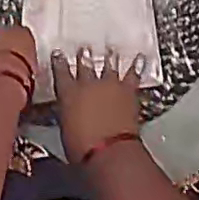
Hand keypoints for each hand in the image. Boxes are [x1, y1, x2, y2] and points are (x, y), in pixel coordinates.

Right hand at [53, 48, 144, 163]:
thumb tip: (71, 114)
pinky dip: (137, 64)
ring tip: (110, 49)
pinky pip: (134, 73)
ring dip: (109, 57)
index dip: (59, 62)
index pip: (61, 73)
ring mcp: (110, 84)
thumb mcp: (66, 130)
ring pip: (109, 64)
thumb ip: (68, 115)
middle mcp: (89, 84)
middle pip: (85, 64)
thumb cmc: (81, 149)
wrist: (108, 151)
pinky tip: (140, 57)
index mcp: (69, 94)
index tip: (58, 54)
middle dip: (85, 56)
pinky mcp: (128, 89)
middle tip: (85, 48)